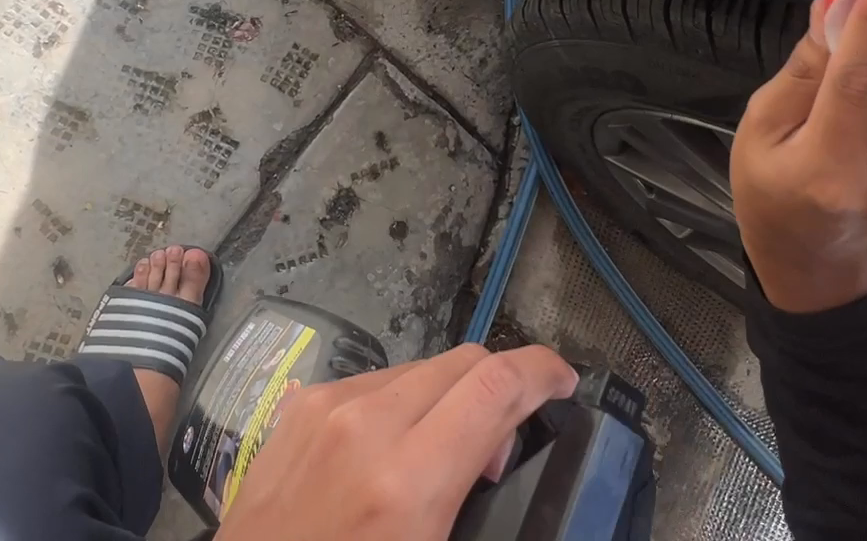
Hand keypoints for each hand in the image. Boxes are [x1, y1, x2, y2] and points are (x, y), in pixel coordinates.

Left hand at [213, 344, 578, 540]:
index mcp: (406, 482)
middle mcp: (368, 422)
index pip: (494, 387)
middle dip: (501, 386)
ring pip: (421, 368)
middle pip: (464, 363)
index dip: (542, 373)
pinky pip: (376, 380)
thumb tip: (493, 458)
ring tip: (443, 454)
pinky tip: (391, 447)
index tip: (565, 382)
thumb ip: (473, 505)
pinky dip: (404, 401)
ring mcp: (328, 404)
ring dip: (450, 396)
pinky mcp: (301, 403)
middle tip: (502, 450)